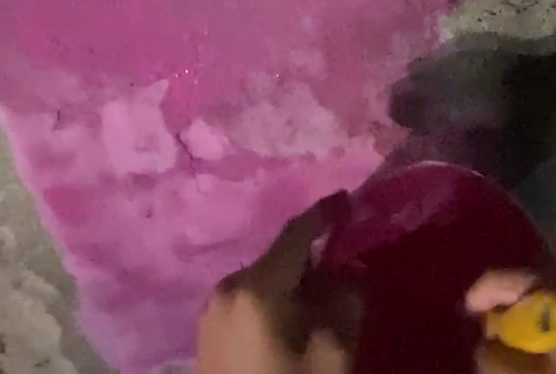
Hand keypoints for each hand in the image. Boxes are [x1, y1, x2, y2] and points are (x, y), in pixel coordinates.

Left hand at [197, 196, 353, 373]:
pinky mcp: (205, 338)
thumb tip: (350, 268)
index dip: (325, 213)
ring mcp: (209, 314)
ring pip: (262, 280)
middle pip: (279, 257)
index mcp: (256, 286)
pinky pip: (246, 302)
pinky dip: (272, 302)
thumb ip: (347, 299)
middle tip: (344, 270)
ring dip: (292, 283)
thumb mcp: (333, 355)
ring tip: (320, 304)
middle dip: (312, 259)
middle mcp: (226, 288)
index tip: (349, 199)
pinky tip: (291, 325)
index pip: (296, 233)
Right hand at [465, 259, 555, 373]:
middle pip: (531, 279)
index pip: (500, 279)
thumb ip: (500, 363)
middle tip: (501, 335)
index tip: (467, 317)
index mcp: (554, 287)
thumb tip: (481, 343)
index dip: (478, 297)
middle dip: (514, 304)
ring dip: (544, 306)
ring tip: (538, 340)